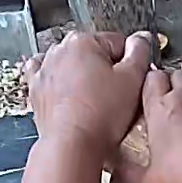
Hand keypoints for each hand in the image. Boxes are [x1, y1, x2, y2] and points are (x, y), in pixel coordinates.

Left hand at [23, 31, 153, 161]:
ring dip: (86, 78)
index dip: (133, 64)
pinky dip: (62, 84)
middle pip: (95, 55)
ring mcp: (45, 70)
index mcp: (83, 42)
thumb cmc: (101, 115)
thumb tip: (142, 38)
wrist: (73, 144)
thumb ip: (141, 53)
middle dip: (108, 71)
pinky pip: (52, 80)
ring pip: (74, 67)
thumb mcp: (134, 79)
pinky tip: (72, 94)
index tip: (135, 80)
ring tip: (98, 101)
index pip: (119, 43)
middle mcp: (60, 50)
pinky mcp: (38, 91)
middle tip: (119, 95)